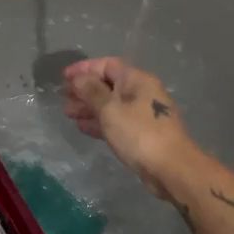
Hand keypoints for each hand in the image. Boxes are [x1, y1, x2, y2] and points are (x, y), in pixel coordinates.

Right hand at [61, 57, 200, 199]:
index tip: (63, 77)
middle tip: (63, 97)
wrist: (171, 168)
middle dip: (84, 89)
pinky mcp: (140, 134)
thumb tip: (79, 78)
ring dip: (89, 107)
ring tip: (68, 113)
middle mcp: (141, 93)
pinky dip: (99, 122)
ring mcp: (141, 114)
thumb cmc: (139, 134)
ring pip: (110, 105)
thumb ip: (92, 92)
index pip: (107, 65)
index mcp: (137, 80)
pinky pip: (115, 121)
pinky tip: (83, 127)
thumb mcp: (111, 110)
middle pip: (108, 85)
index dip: (84, 69)